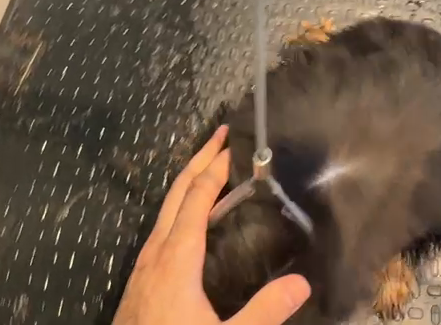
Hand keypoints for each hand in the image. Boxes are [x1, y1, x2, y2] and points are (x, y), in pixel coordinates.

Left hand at [113, 126, 311, 324]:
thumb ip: (263, 312)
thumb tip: (302, 283)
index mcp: (177, 256)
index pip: (198, 196)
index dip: (217, 167)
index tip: (233, 143)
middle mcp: (156, 251)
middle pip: (177, 191)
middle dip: (199, 159)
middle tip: (220, 134)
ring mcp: (142, 267)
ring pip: (164, 209)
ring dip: (187, 182)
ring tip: (207, 169)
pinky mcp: (138, 283)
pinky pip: (160, 228)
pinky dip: (177, 208)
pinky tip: (188, 222)